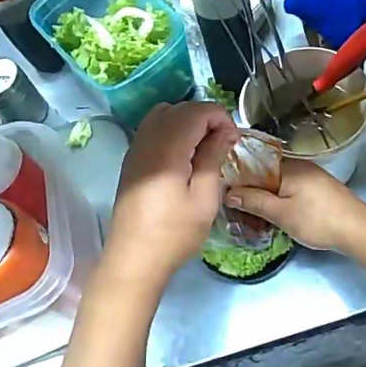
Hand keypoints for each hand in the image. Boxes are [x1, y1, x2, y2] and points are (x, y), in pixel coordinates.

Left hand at [106, 102, 239, 283]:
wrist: (134, 258)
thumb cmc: (174, 233)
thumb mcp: (204, 198)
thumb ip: (213, 157)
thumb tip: (224, 132)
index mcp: (167, 148)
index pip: (196, 111)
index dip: (220, 118)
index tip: (233, 140)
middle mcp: (147, 140)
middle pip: (179, 108)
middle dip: (206, 117)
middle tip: (223, 143)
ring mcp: (135, 148)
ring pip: (164, 114)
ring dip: (188, 122)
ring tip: (204, 147)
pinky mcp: (131, 159)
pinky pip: (152, 129)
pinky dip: (172, 130)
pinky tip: (184, 156)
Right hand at [224, 158, 365, 250]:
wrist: (360, 230)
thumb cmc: (318, 220)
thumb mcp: (281, 213)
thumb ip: (254, 201)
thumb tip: (228, 192)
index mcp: (287, 167)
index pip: (253, 166)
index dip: (237, 180)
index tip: (224, 195)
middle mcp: (298, 166)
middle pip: (265, 174)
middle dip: (250, 191)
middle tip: (238, 211)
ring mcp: (310, 176)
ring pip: (278, 183)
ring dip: (265, 198)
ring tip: (253, 216)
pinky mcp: (319, 189)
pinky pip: (290, 189)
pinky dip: (279, 200)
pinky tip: (276, 215)